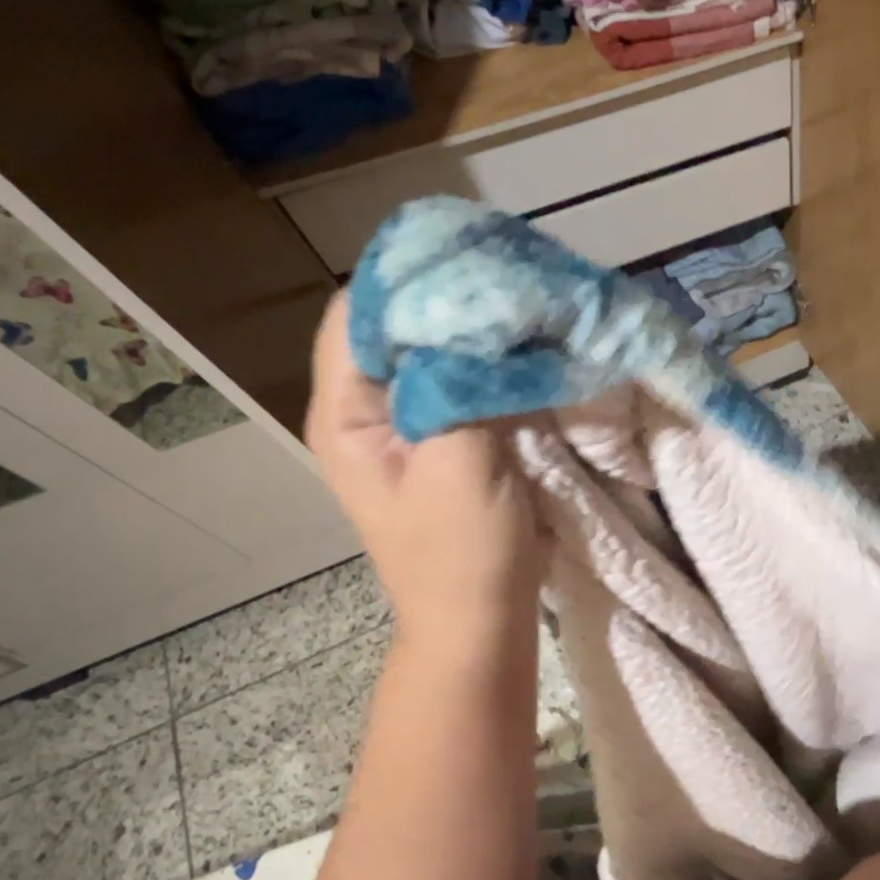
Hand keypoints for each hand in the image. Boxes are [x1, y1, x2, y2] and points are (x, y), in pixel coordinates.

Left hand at [305, 293, 544, 635]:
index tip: (479, 257)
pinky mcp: (449, 438)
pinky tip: (531, 347)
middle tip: (517, 274)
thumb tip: (478, 310)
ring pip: (436, 352)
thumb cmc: (462, 553)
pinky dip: (494, 360)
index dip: (412, 278)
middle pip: (400, 327)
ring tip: (530, 301)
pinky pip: (465, 380)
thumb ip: (459, 384)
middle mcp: (370, 408)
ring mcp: (411, 423)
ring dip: (478, 328)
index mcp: (348, 412)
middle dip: (453, 298)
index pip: (363, 314)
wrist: (481, 622)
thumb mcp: (459, 463)